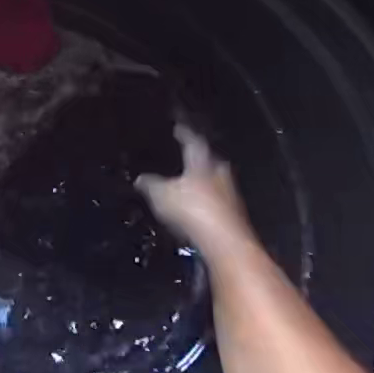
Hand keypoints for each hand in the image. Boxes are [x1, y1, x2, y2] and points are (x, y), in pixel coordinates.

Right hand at [135, 124, 259, 266]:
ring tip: (189, 182)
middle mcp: (219, 174)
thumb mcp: (160, 195)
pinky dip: (206, 201)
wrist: (227, 245)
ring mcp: (230, 196)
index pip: (192, 141)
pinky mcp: (234, 217)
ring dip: (203, 180)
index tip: (178, 127)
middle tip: (187, 154)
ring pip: (215, 181)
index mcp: (202, 162)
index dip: (184, 133)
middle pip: (210, 160)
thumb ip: (149, 184)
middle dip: (199, 157)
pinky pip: (217, 201)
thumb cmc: (192, 210)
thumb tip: (140, 179)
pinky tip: (195, 207)